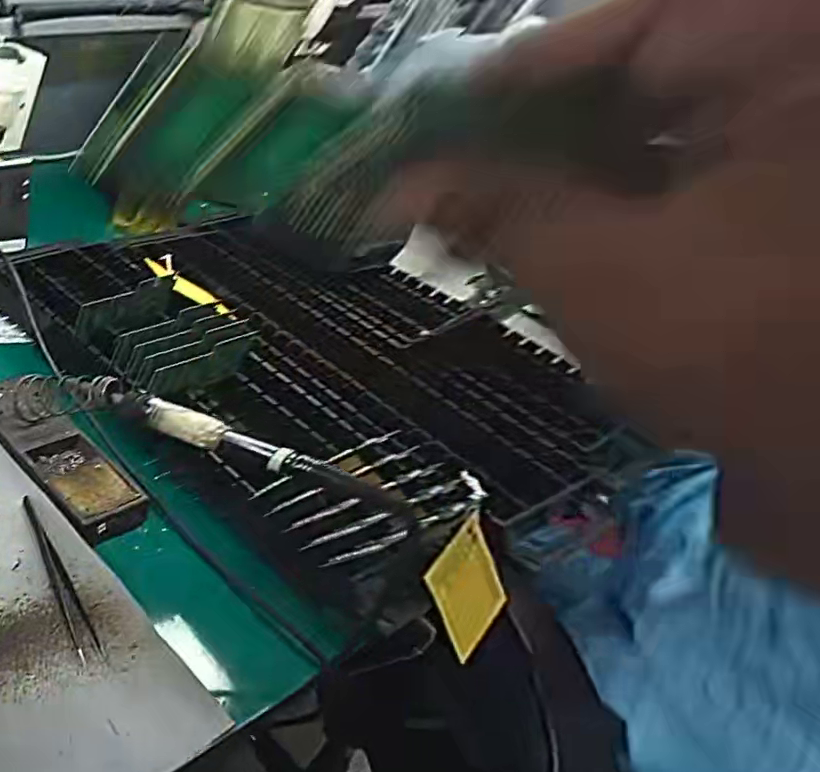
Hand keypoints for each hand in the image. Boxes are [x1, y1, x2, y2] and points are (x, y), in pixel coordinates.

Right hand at [387, 0, 819, 584]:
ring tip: (450, 209)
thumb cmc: (739, 340)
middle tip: (425, 172)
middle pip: (634, 70)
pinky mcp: (764, 189)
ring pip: (637, 123)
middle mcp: (799, 79)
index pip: (640, 23)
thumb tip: (392, 190)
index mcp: (797, 60)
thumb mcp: (597, 268)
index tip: (425, 122)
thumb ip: (495, 212)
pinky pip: (654, 166)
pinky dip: (575, 194)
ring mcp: (786, 137)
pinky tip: (504, 227)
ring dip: (535, 167)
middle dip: (517, 126)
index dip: (520, 72)